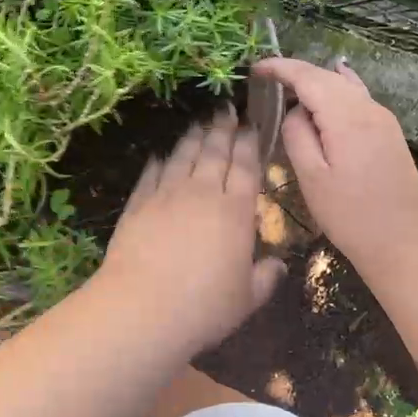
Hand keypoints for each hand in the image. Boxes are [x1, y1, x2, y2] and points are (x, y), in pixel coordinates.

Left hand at [96, 106, 285, 354]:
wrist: (142, 307)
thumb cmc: (204, 306)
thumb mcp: (246, 299)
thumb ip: (264, 278)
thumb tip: (278, 264)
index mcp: (235, 211)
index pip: (246, 167)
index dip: (249, 143)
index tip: (251, 125)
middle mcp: (202, 193)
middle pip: (215, 152)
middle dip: (223, 129)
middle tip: (227, 109)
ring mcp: (167, 194)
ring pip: (184, 156)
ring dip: (194, 137)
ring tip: (200, 122)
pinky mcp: (139, 202)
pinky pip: (152, 174)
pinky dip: (159, 162)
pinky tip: (161, 156)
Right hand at [253, 57, 417, 278]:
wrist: (404, 245)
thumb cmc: (350, 216)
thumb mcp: (311, 177)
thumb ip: (297, 133)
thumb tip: (295, 110)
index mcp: (346, 117)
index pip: (307, 77)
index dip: (279, 67)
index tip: (254, 68)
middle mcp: (368, 108)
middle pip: (326, 76)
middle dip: (295, 72)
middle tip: (266, 77)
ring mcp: (383, 118)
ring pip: (344, 85)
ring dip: (316, 80)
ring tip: (289, 84)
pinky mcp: (390, 132)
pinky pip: (359, 96)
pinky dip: (340, 85)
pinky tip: (337, 75)